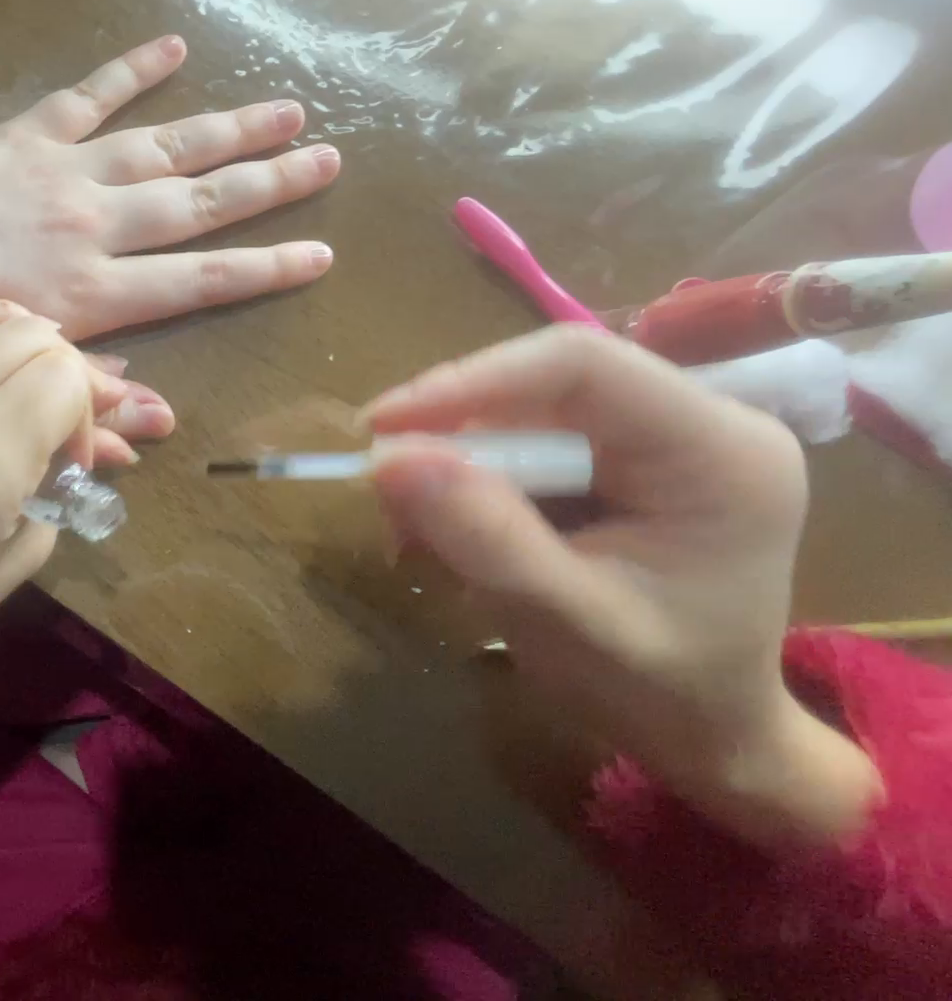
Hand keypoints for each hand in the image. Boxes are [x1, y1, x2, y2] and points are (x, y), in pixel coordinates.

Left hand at [0, 35, 340, 358]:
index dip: (266, 268)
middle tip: (330, 158)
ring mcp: (63, 174)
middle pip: (199, 204)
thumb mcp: (12, 375)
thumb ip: (87, 392)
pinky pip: (89, 97)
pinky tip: (174, 50)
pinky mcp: (25, 136)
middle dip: (270, 183)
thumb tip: (161, 420)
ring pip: (163, 147)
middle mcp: (94, 227)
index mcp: (93, 294)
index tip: (321, 252)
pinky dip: (131, 71)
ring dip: (228, 128)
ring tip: (288, 109)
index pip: (200, 280)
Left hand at [0, 301, 98, 696]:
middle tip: (66, 420)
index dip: (87, 410)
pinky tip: (11, 336)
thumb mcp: (28, 544)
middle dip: (70, 372)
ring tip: (44, 383)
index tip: (73, 457)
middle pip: (34, 342)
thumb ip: (73, 469)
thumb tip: (131, 413)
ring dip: (35, 348)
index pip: (62, 380)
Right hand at [366, 327, 880, 844]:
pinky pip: (515, 442)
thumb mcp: (562, 619)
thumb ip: (485, 538)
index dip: (469, 382)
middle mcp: (692, 421)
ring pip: (515, 413)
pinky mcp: (613, 457)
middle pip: (540, 386)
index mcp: (717, 451)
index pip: (580, 368)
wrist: (696, 728)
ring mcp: (651, 436)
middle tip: (382, 492)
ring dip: (447, 465)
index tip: (379, 427)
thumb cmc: (650, 688)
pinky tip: (443, 532)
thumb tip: (387, 459)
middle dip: (450, 435)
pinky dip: (461, 483)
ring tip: (411, 535)